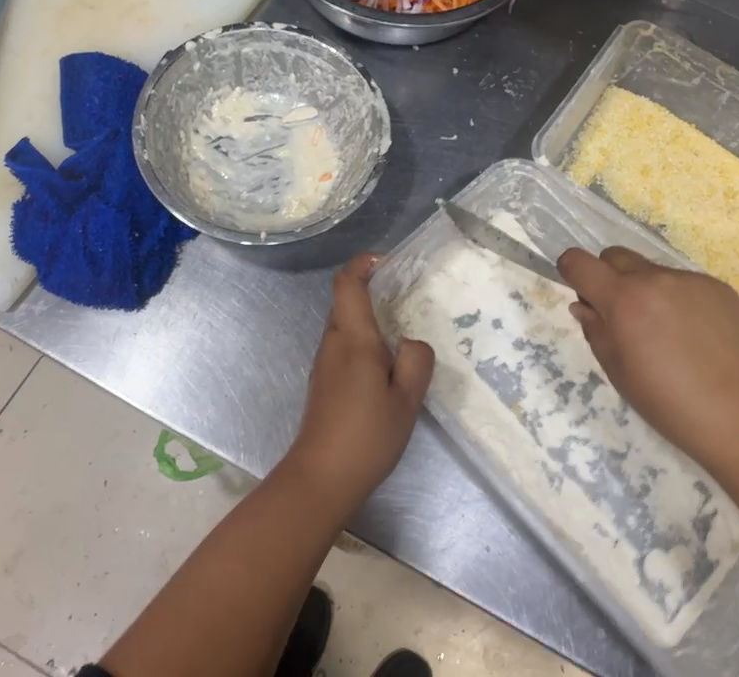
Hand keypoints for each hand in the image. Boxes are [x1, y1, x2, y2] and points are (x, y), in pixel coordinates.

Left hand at [280, 254, 434, 512]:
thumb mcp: (407, 399)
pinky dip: (364, 342)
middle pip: (346, 301)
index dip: (364, 263)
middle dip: (374, 290)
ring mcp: (324, 364)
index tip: (390, 262)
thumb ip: (416, 361)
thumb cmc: (366, 435)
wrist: (321, 478)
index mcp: (353, 338)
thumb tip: (411, 342)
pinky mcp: (323, 383)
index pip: (347, 283)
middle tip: (409, 297)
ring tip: (404, 332)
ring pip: (345, 326)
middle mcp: (332, 343)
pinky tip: (387, 366)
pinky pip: (344, 347)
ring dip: (370, 319)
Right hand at [557, 247, 738, 463]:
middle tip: (621, 317)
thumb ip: (596, 331)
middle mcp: (656, 279)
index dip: (571, 272)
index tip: (580, 292)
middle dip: (608, 278)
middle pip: (615, 257)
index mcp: (624, 300)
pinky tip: (697, 338)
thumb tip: (585, 306)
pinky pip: (686, 285)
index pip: (580, 262)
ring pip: (654, 272)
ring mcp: (693, 281)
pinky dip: (679, 301)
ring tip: (667, 336)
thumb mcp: (619, 373)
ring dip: (647, 292)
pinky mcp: (722, 290)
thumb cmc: (672, 404)